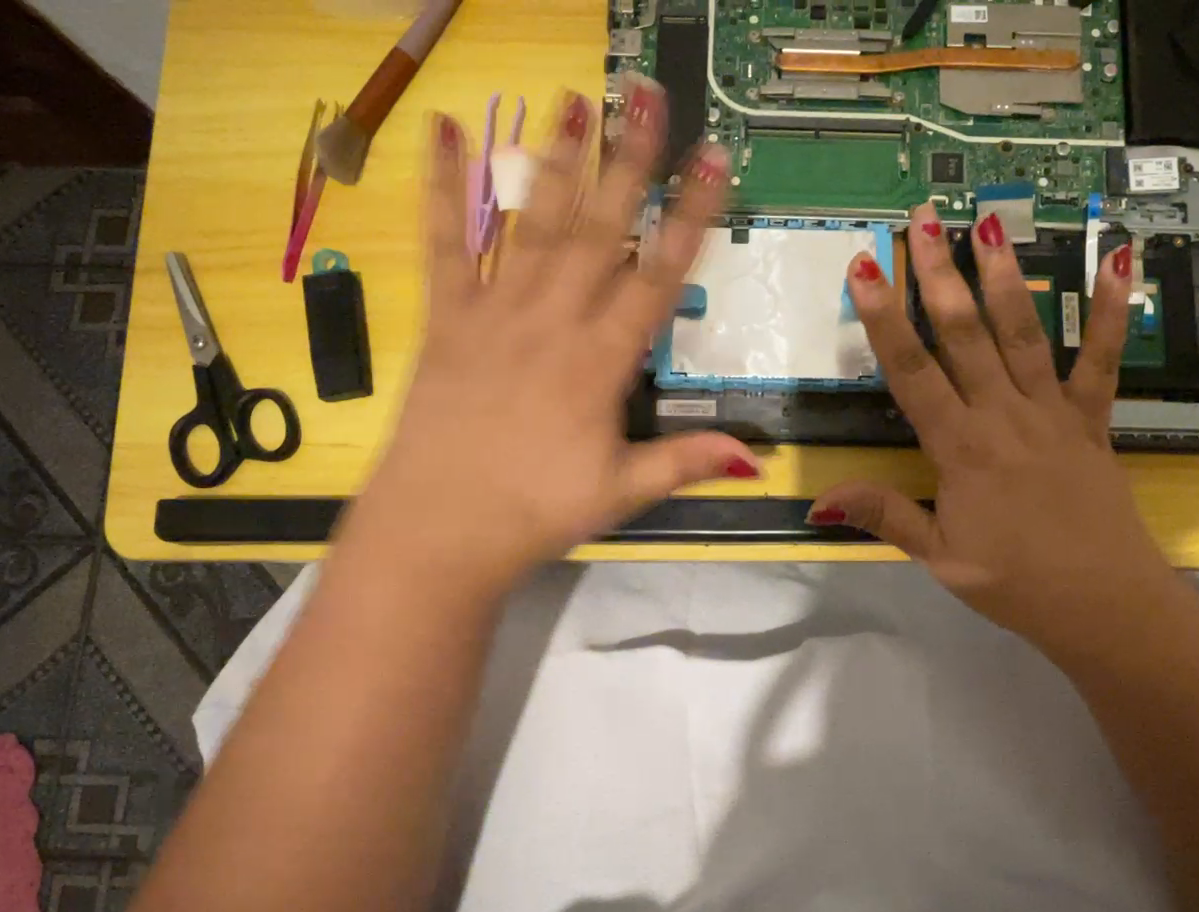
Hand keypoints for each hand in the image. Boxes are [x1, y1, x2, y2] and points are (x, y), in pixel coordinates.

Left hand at [346, 81, 756, 593]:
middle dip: (628, 162)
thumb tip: (759, 456)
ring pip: (532, 225)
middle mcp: (552, 323)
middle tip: (646, 94)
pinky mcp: (445, 319)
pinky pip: (443, 244)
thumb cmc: (536, 512)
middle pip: (598, 232)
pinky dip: (442, 187)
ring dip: (556, 160)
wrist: (440, 529)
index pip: (656, 278)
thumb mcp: (621, 492)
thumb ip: (686, 462)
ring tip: (575, 97)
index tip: (711, 160)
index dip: (689, 217)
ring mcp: (494, 314)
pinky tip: (444, 130)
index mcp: (600, 363)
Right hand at [812, 206, 1177, 659]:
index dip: (885, 318)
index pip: (912, 373)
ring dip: (1003, 276)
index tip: (866, 267)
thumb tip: (821, 497)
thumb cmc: (1014, 584)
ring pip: (1022, 333)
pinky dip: (1113, 311)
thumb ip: (887, 515)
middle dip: (939, 273)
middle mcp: (1003, 417)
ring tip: (989, 221)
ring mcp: (1052, 412)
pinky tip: (1121, 259)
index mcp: (959, 450)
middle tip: (921, 218)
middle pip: (963, 335)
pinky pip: (1102, 359)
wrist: (1102, 602)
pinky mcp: (1092, 419)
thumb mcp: (940, 558)